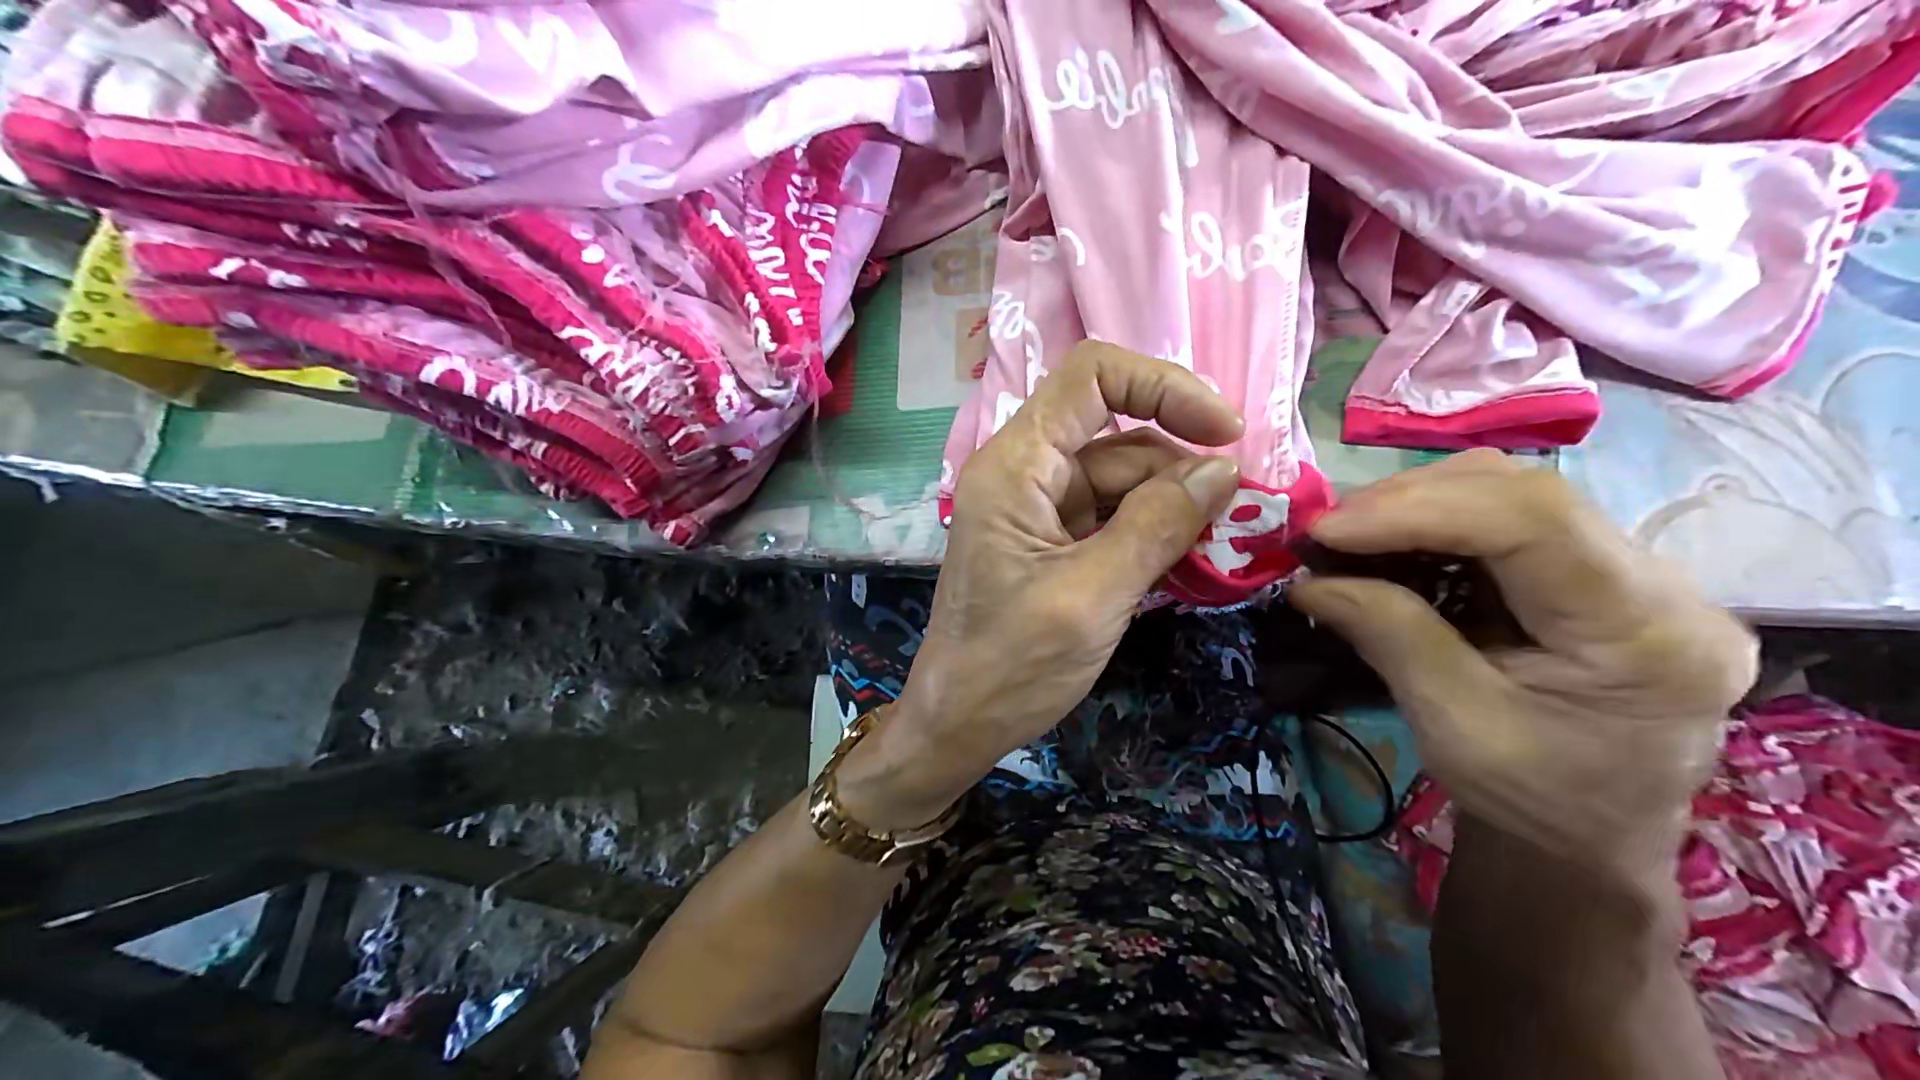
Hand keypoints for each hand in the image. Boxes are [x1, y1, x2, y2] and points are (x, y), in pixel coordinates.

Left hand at [838, 342, 1244, 828]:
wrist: (960, 724)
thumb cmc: (1013, 665)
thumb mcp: (1093, 595)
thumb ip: (1158, 524)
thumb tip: (1223, 468)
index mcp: (1015, 466)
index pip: (1091, 376)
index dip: (1163, 386)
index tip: (1223, 433)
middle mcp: (1023, 472)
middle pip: (1114, 429)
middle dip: (1179, 459)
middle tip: (1239, 508)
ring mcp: (1038, 507)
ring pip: (1119, 474)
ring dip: (1172, 497)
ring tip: (1220, 537)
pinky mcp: (1052, 540)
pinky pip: (1111, 512)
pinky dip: (1151, 525)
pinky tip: (1188, 551)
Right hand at [1288, 450, 1756, 885]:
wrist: (1589, 835)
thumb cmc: (1531, 797)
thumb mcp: (1454, 726)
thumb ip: (1390, 636)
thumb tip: (1309, 580)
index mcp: (1646, 636)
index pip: (1534, 525)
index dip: (1418, 510)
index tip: (1326, 530)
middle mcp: (1660, 584)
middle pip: (1524, 493)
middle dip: (1408, 501)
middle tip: (1326, 532)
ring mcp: (1635, 570)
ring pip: (1512, 491)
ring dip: (1414, 503)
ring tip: (1348, 537)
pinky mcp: (1596, 569)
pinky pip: (1506, 516)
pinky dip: (1431, 519)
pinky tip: (1388, 543)